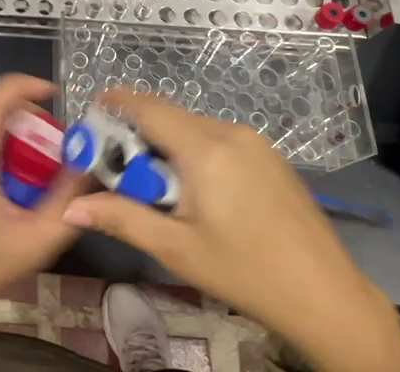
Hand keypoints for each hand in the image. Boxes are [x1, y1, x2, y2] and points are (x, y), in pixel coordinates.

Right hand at [63, 90, 399, 371]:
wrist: (327, 297)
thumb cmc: (245, 272)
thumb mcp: (176, 249)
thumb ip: (122, 218)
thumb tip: (72, 207)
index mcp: (204, 149)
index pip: (148, 108)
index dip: (116, 104)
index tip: (91, 113)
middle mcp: (230, 132)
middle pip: (170, 117)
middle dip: (138, 134)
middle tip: (117, 167)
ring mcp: (256, 143)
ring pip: (195, 128)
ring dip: (167, 145)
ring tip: (157, 188)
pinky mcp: (271, 157)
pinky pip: (219, 140)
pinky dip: (195, 152)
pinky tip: (197, 192)